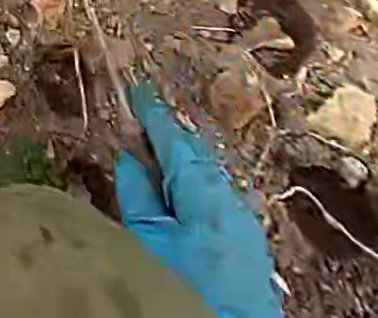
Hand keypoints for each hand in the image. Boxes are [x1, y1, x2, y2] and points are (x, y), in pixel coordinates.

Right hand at [116, 85, 281, 317]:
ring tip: (149, 152)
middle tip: (136, 119)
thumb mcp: (145, 238)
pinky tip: (175, 188)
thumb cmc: (179, 288)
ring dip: (177, 158)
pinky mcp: (248, 242)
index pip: (172, 134)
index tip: (135, 88)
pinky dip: (191, 181)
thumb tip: (129, 154)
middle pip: (192, 150)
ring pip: (203, 171)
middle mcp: (229, 192)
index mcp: (203, 185)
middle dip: (164, 133)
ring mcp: (243, 218)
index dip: (151, 110)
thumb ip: (136, 190)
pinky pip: (214, 194)